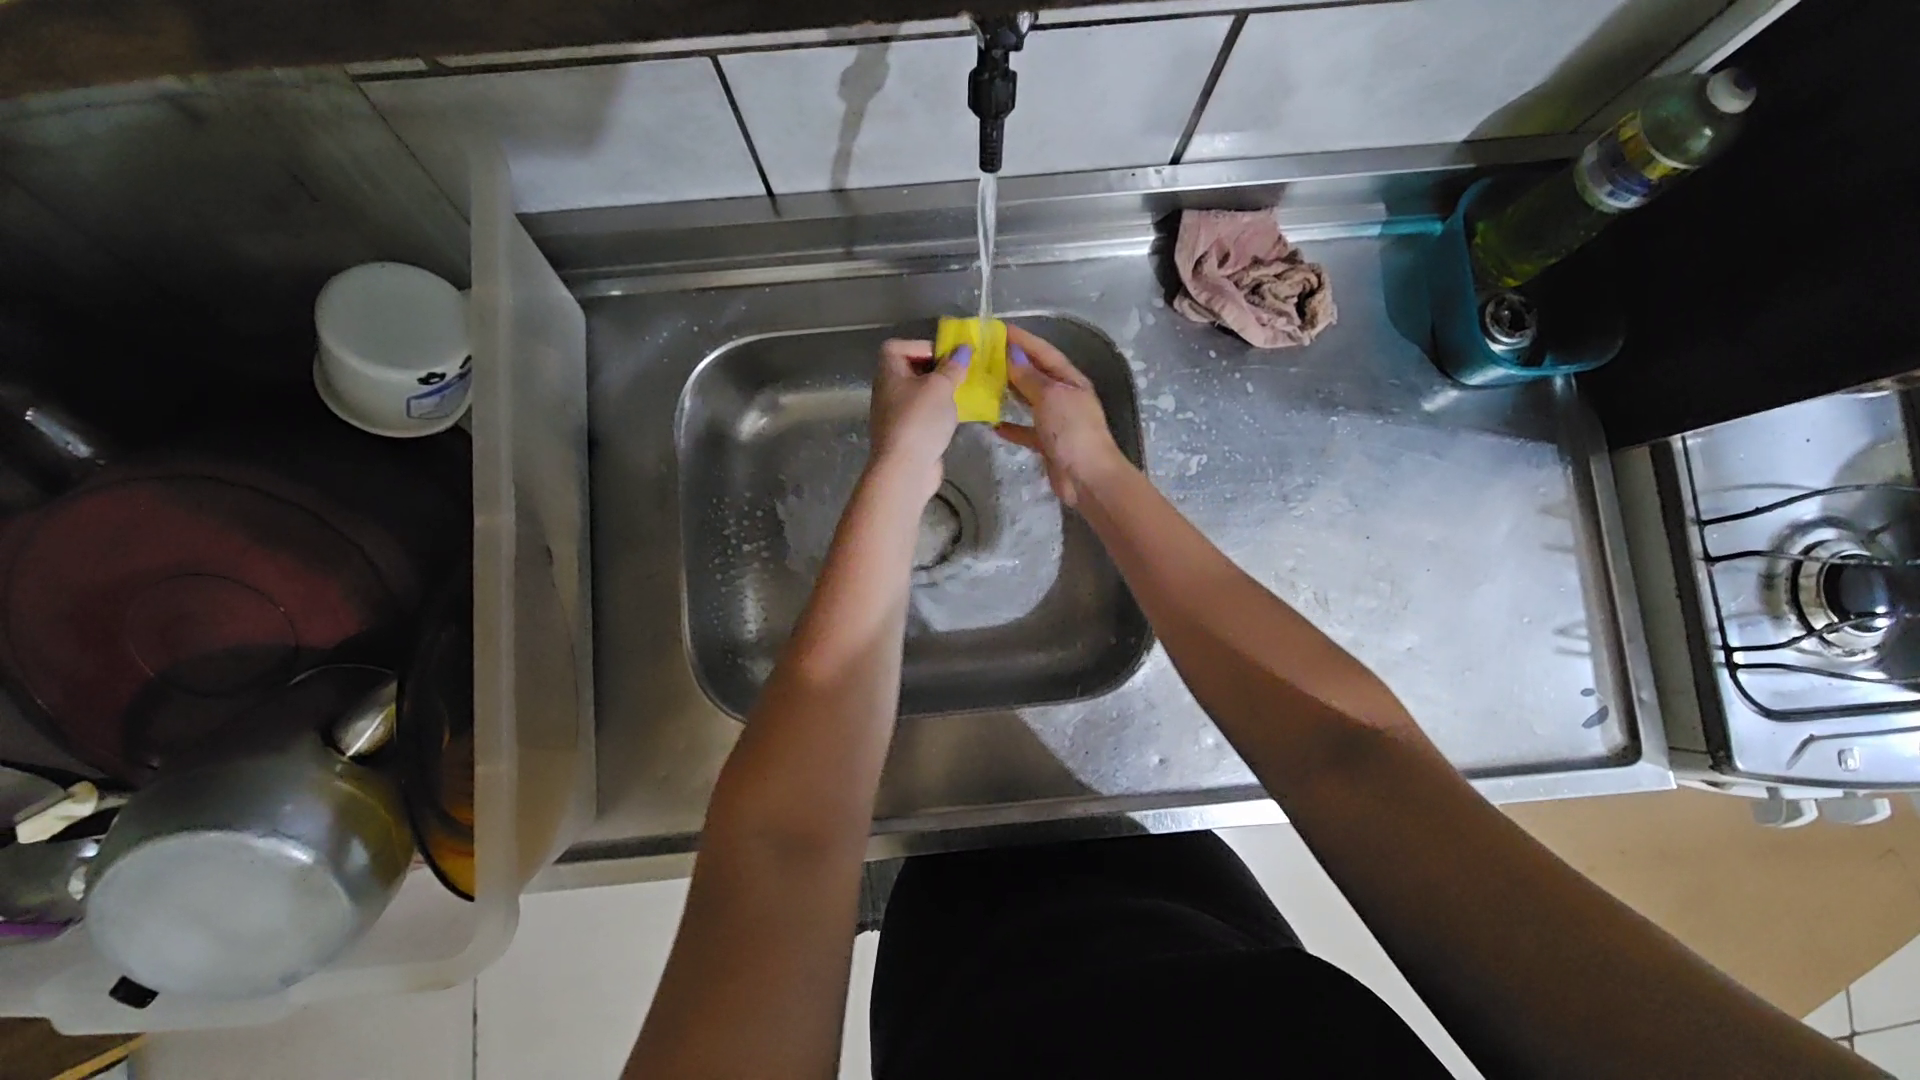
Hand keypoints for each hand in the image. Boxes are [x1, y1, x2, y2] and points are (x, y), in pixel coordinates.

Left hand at [868, 338, 963, 501]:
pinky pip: (923, 415)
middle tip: (959, 375)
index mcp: (888, 372)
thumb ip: (953, 367)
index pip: (898, 346)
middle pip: (911, 369)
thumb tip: (963, 349)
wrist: (905, 469)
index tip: (945, 357)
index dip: (922, 347)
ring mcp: (895, 414)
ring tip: (962, 395)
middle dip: (937, 371)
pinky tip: (954, 419)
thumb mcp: (940, 387)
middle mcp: (887, 390)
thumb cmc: (919, 420)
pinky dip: (938, 414)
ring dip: (940, 393)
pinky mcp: (906, 434)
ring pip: (920, 394)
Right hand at [995, 324, 1127, 506]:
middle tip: (984, 354)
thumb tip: (1013, 354)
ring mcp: (1057, 420)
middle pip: (1035, 374)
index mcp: (1070, 380)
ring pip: (1029, 400)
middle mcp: (1064, 396)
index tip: (998, 329)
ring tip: (984, 382)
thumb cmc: (1072, 431)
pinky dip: (1011, 426)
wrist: (1087, 478)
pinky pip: (1026, 430)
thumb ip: (1029, 376)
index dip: (1023, 339)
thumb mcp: (1050, 397)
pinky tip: (993, 425)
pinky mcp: (1048, 443)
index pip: (1043, 352)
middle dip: (1012, 363)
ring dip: (1009, 391)